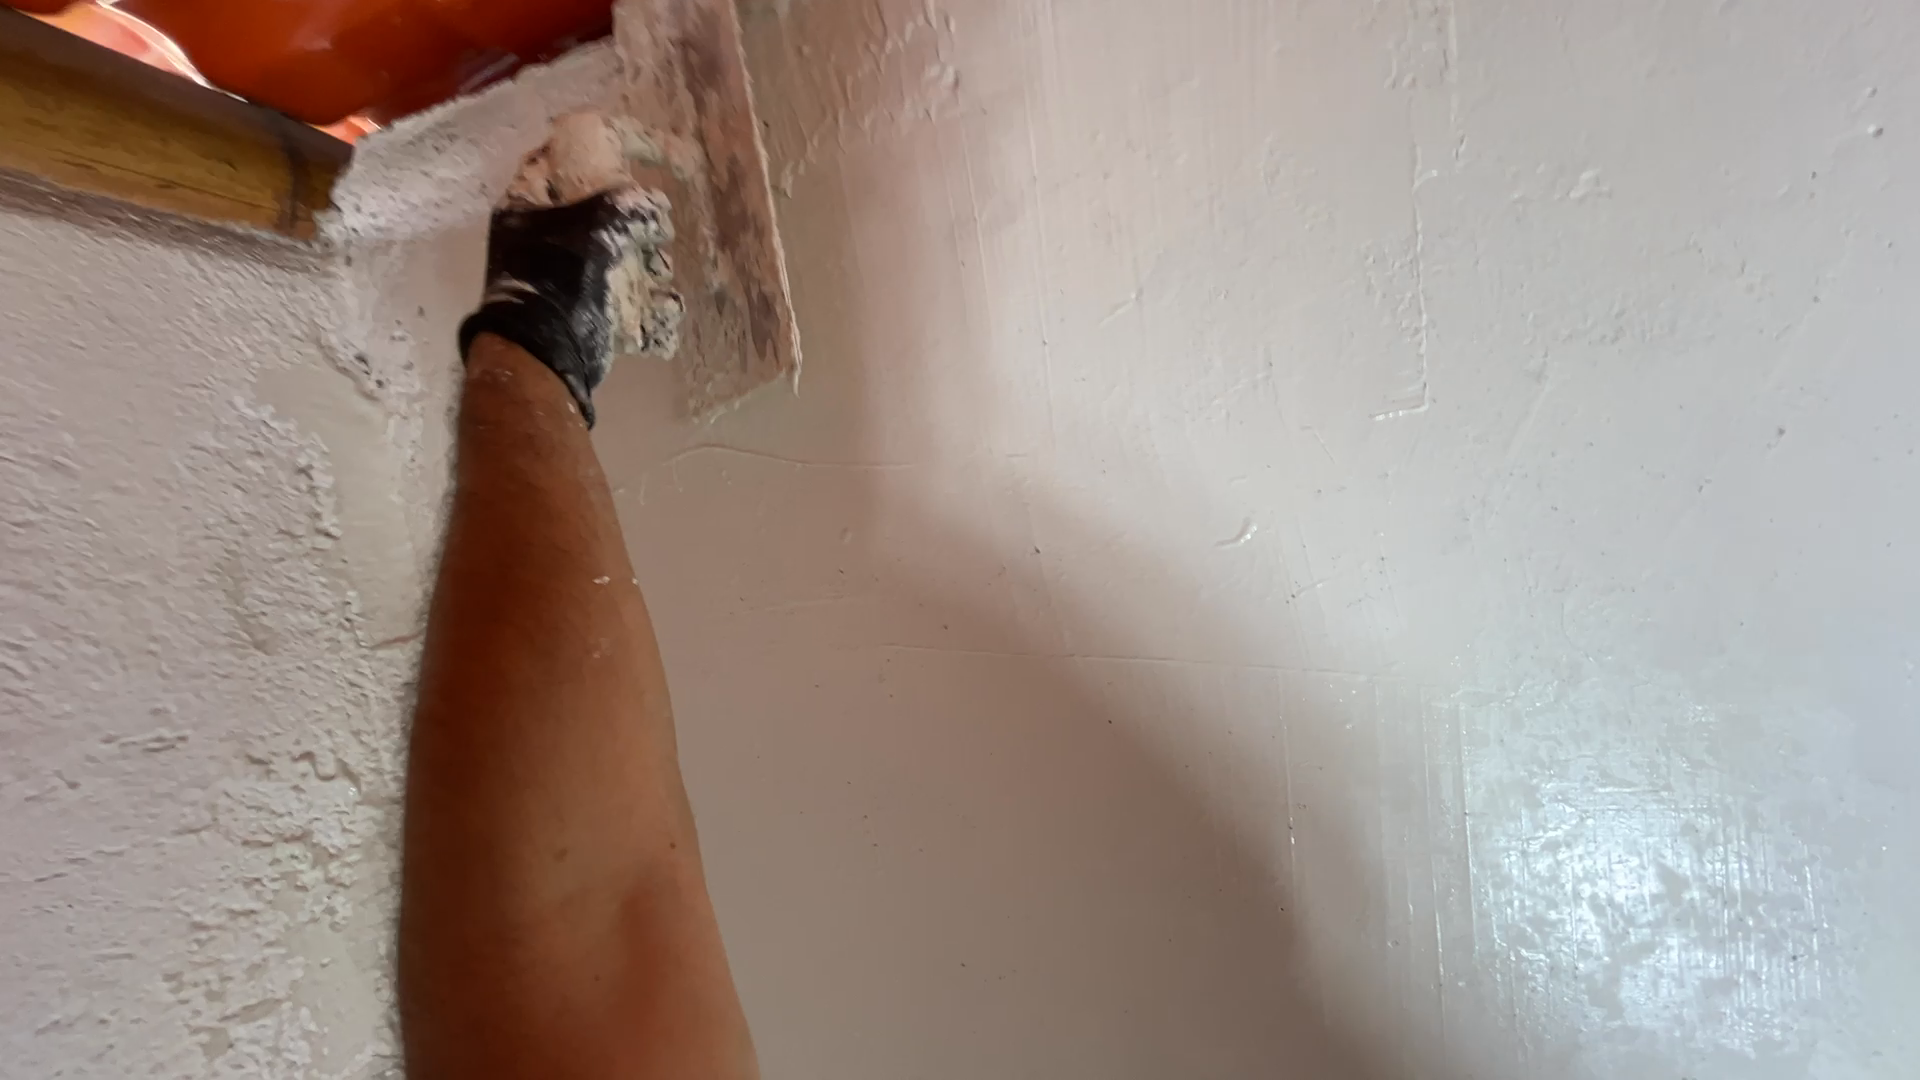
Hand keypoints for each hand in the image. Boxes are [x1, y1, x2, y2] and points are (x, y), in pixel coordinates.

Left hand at [458, 114, 682, 427]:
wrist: (546, 355)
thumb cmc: (557, 282)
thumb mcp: (592, 231)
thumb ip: (626, 208)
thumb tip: (655, 205)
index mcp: (529, 206)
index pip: (560, 159)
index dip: (596, 150)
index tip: (635, 153)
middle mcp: (547, 238)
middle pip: (604, 215)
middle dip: (638, 227)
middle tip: (655, 233)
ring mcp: (570, 278)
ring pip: (624, 260)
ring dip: (650, 269)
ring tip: (660, 276)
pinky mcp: (591, 313)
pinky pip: (631, 302)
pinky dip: (652, 310)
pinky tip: (663, 310)